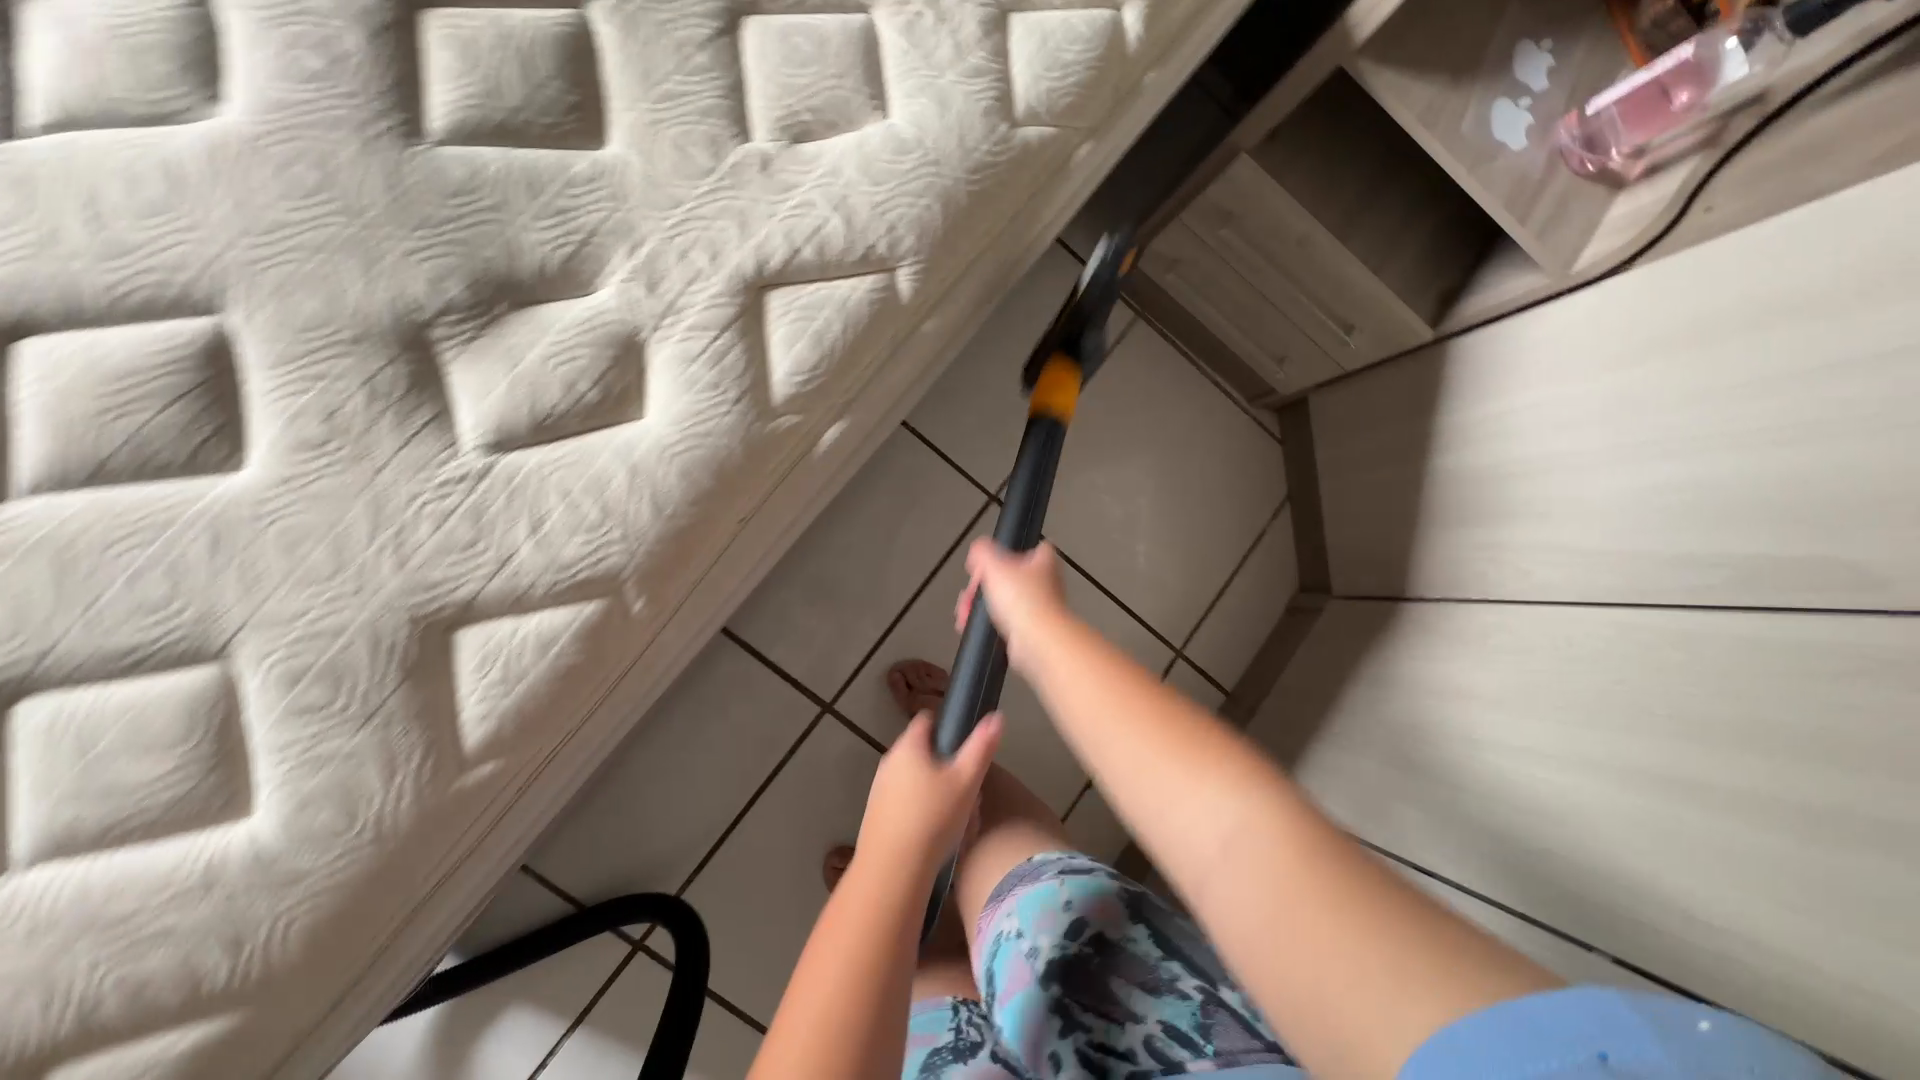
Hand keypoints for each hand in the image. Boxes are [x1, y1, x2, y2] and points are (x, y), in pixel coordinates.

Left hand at [855, 712, 1001, 878]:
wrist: (892, 869)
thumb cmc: (933, 818)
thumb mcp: (966, 781)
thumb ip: (982, 747)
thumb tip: (996, 716)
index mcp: (908, 747)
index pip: (927, 721)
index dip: (947, 728)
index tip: (965, 747)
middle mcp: (889, 763)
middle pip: (924, 755)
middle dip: (949, 770)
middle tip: (970, 793)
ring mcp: (879, 791)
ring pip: (917, 783)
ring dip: (939, 795)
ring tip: (959, 820)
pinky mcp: (876, 817)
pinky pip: (907, 805)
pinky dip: (923, 813)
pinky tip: (938, 836)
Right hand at [956, 539, 1068, 670]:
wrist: (1037, 642)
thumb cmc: (1024, 601)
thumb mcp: (996, 567)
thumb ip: (983, 552)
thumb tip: (978, 548)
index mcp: (1042, 564)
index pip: (1037, 548)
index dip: (1017, 550)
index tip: (999, 555)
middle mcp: (1044, 586)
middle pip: (1011, 578)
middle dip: (985, 583)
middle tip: (972, 588)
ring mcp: (1037, 610)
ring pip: (1004, 602)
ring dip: (981, 604)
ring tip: (966, 609)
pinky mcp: (1028, 632)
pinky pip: (1002, 623)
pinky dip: (986, 623)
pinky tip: (971, 624)